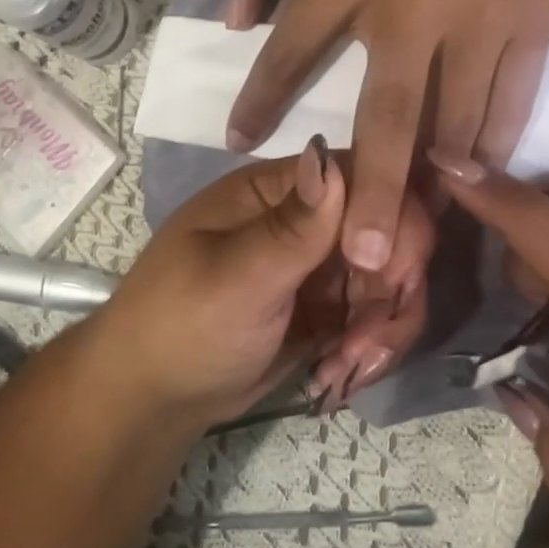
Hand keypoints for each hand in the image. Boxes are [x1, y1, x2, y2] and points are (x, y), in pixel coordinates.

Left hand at [86, 141, 429, 423]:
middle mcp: (303, 219)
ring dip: (382, 328)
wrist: (156, 395)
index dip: (391, 220)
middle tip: (365, 344)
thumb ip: (293, 226)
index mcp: (272, 191)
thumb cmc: (183, 323)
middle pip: (387, 232)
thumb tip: (328, 152)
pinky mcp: (325, 308)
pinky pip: (375, 317)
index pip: (359, 177)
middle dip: (391, 291)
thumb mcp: (238, 276)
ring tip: (346, 366)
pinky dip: (370, 347)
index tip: (392, 277)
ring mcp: (316, 265)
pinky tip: (338, 373)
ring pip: (390, 281)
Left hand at [225, 0, 548, 273]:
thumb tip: (235, 20)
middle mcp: (408, 9)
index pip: (291, 53)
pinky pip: (510, 102)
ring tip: (420, 240)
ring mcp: (476, 23)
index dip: (260, 103)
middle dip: (376, 192)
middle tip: (365, 260)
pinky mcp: (531, 28)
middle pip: (386, 116)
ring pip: (455, 123)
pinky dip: (493, 147)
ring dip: (438, 185)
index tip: (236, 145)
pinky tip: (475, 181)